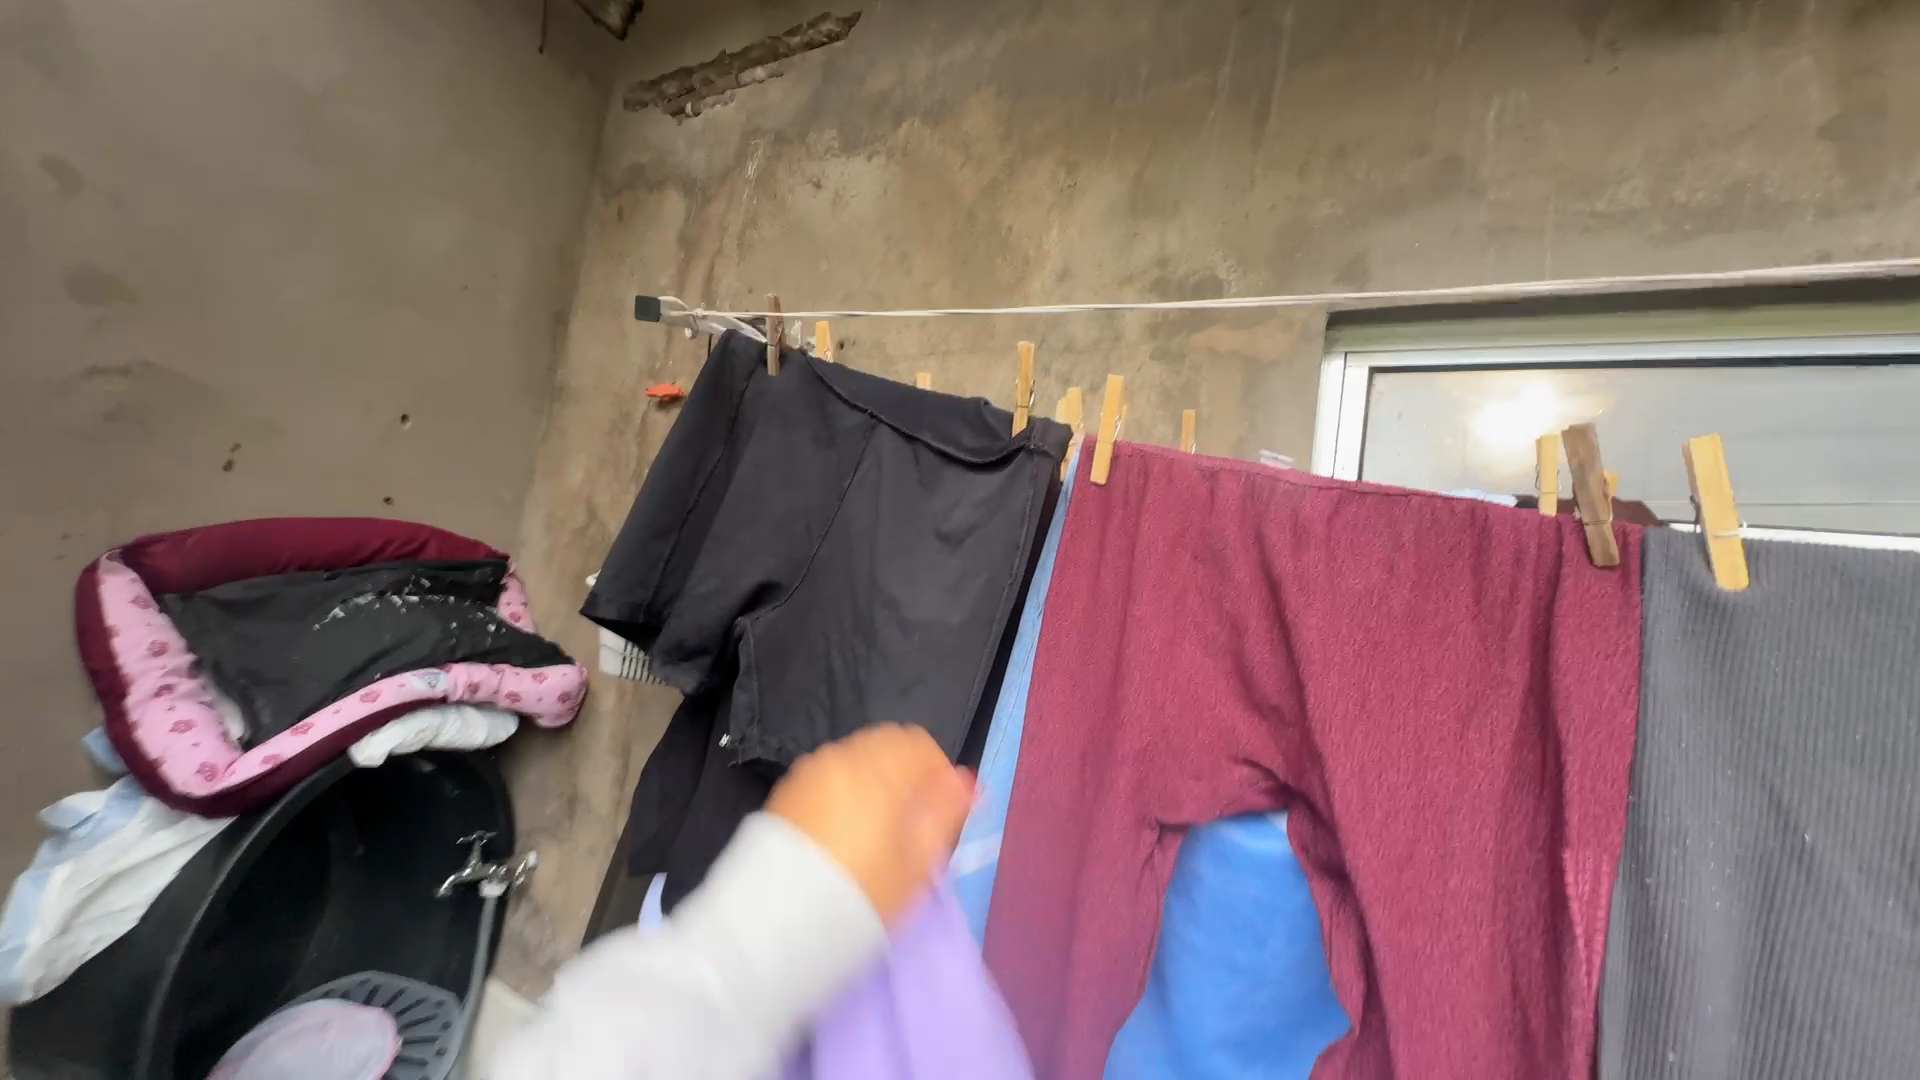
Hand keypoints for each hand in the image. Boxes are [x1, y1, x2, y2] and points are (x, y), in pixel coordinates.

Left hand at [766, 724, 974, 923]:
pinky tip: (845, 828)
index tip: (941, 810)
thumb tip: (966, 783)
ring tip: (878, 827)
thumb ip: (945, 814)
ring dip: (877, 777)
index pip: (920, 745)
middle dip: (907, 771)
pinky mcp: (788, 789)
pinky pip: (830, 772)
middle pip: (888, 744)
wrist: (771, 927)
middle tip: (912, 819)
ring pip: (858, 756)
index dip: (938, 773)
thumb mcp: (914, 865)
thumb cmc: (857, 899)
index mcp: (878, 770)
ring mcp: (811, 771)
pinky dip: (847, 786)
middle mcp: (843, 758)